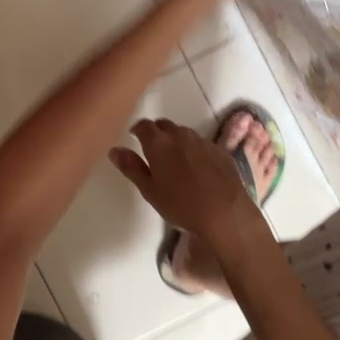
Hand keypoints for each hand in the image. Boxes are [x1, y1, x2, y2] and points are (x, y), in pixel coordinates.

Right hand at [108, 118, 263, 243]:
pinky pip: (202, 144)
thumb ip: (131, 167)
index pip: (143, 125)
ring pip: (184, 133)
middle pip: (164, 125)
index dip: (138, 129)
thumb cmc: (181, 205)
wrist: (225, 213)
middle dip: (157, 133)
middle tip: (154, 150)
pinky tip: (198, 168)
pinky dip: (195, 150)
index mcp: (159, 143)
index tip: (134, 137)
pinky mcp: (220, 150)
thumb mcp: (149, 190)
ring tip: (175, 160)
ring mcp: (203, 141)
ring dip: (176, 140)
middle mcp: (180, 135)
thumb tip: (114, 150)